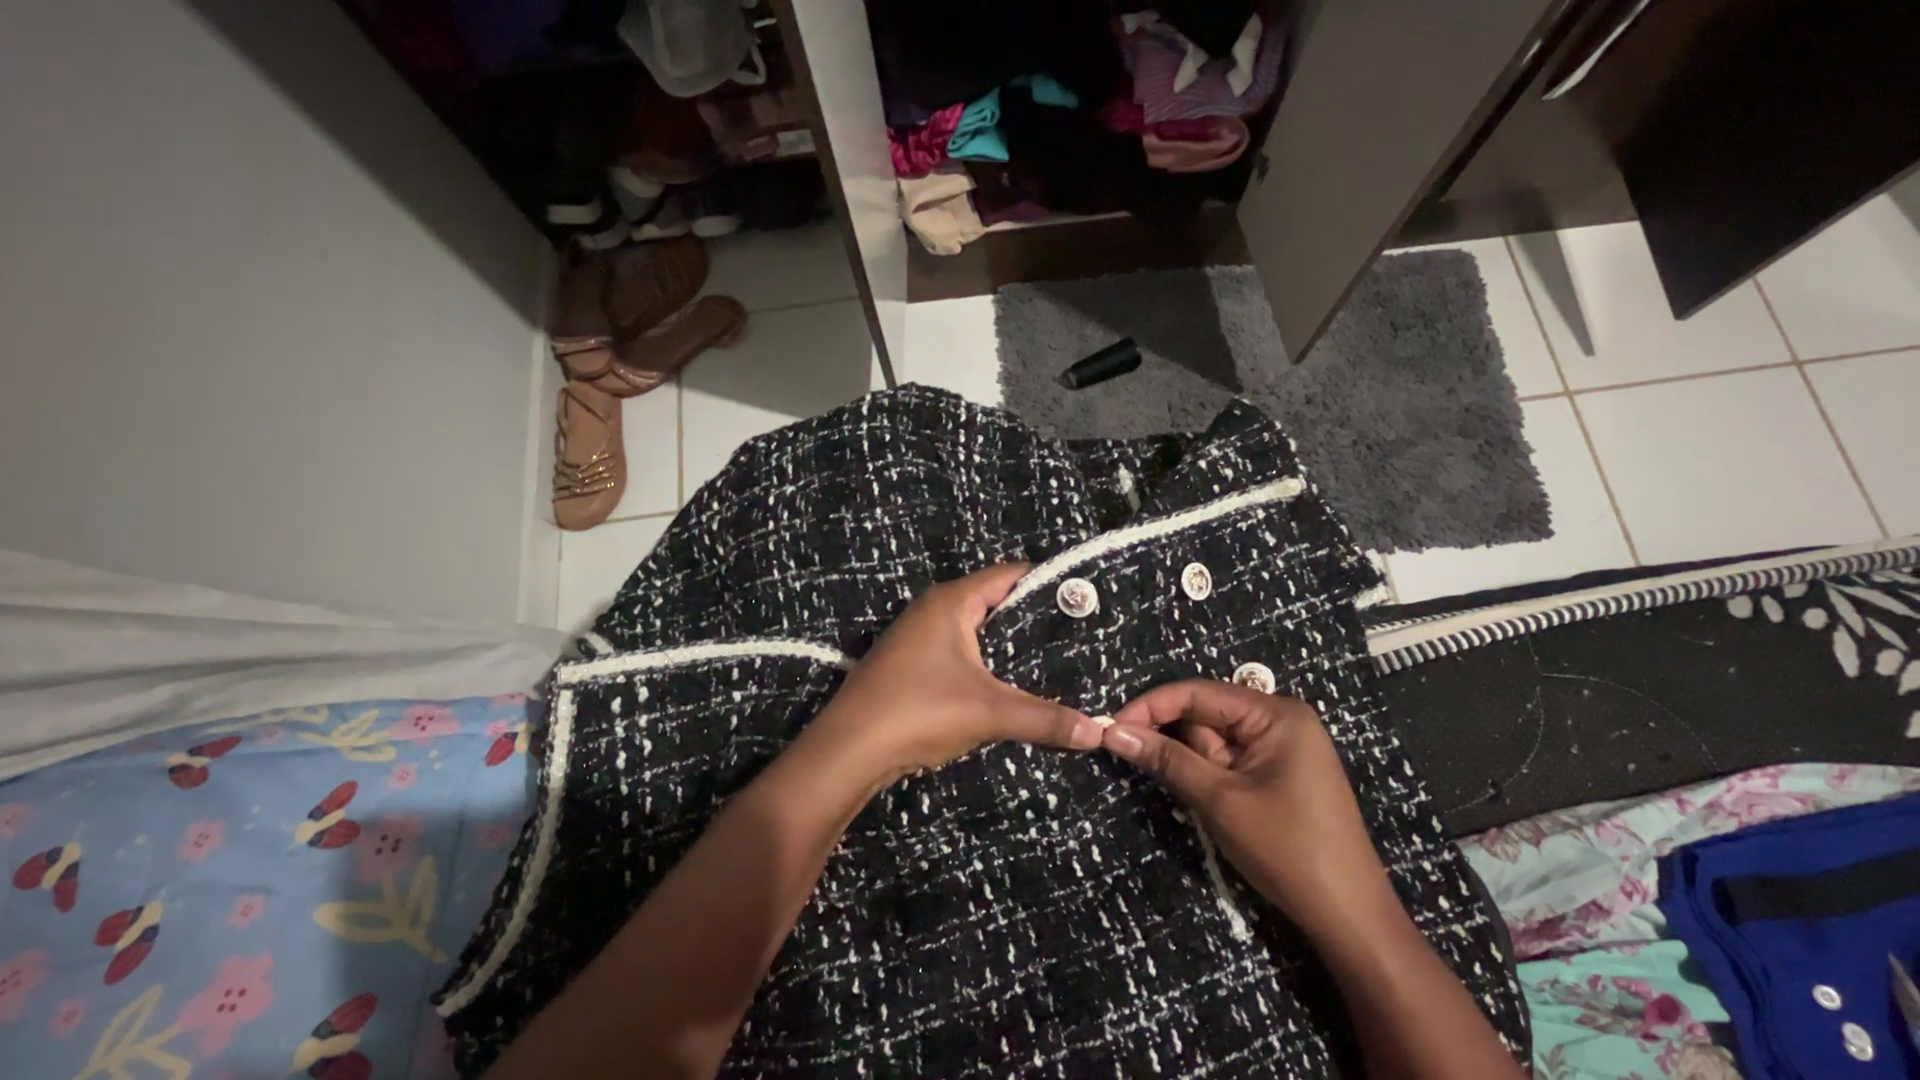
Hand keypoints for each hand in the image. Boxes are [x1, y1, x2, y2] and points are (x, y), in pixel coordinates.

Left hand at [806, 563, 1106, 784]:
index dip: (1051, 587)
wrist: (847, 752)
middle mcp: (934, 610)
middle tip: (1084, 641)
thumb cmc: (918, 712)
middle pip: (997, 604)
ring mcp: (920, 639)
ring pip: (979, 635)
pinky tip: (1016, 690)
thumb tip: (1101, 732)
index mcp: (952, 601)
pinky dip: (989, 669)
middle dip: (1036, 625)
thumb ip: (1046, 718)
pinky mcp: (912, 667)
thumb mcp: (989, 712)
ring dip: (1012, 652)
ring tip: (1060, 667)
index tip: (1090, 604)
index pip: (1012, 575)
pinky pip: (963, 657)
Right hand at [1102, 680, 1399, 939]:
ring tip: (1194, 799)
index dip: (1152, 707)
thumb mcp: (1219, 800)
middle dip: (1175, 740)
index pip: (1199, 693)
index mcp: (1276, 714)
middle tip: (1144, 768)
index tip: (1110, 729)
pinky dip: (1210, 776)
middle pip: (1207, 715)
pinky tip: (1206, 801)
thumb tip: (1114, 732)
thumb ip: (1167, 760)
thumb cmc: (1286, 849)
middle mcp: (1282, 720)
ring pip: (1216, 741)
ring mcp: (1284, 748)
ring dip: (1193, 764)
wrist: (1348, 913)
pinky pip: (1232, 761)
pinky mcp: (1282, 775)